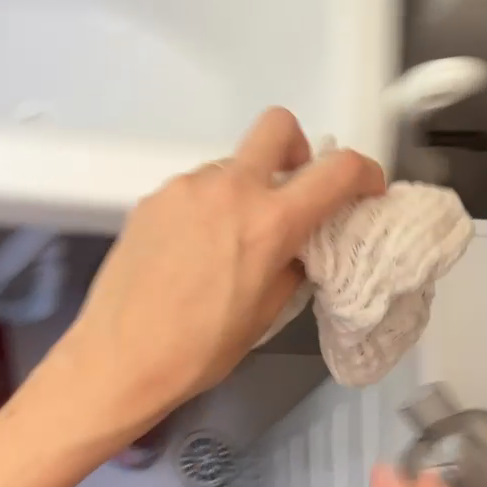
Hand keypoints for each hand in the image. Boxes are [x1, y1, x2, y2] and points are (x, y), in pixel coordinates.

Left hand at [45, 108, 385, 433]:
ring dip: (243, 190)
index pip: (336, 171)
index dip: (364, 174)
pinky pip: (193, 190)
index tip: (366, 188)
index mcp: (268, 223)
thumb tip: (295, 252)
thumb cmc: (197, 352)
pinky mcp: (151, 200)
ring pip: (229, 166)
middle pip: (278, 127)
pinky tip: (190, 253)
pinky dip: (206, 209)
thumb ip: (288, 271)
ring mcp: (185, 189)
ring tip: (227, 243)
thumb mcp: (261, 318)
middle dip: (297, 150)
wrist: (120, 359)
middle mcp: (229, 189)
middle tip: (291, 191)